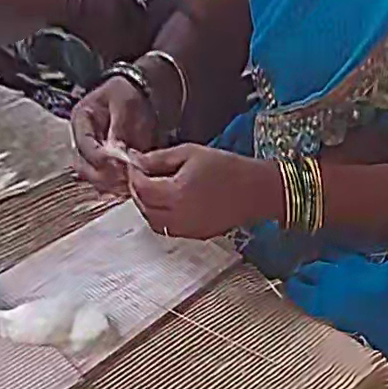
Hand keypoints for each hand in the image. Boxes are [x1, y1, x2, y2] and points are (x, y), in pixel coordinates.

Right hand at [72, 77, 159, 194]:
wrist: (142, 98)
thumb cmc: (130, 97)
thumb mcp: (125, 106)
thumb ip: (119, 131)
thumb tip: (117, 155)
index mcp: (82, 121)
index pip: (85, 147)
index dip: (102, 160)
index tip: (122, 165)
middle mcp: (83, 141)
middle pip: (85, 168)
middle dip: (106, 177)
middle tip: (128, 178)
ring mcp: (92, 157)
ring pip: (95, 180)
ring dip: (112, 185)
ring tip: (131, 183)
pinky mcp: (105, 168)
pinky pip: (107, 185)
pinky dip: (118, 188)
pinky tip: (131, 186)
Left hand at [128, 144, 280, 238]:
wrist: (253, 191)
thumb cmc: (226, 168)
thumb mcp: (189, 153)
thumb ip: (159, 159)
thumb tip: (137, 160)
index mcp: (176, 193)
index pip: (141, 188)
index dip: (133, 175)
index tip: (135, 163)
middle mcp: (179, 216)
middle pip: (144, 207)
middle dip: (138, 190)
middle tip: (141, 175)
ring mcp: (188, 229)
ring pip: (154, 222)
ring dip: (148, 207)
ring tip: (153, 190)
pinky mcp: (196, 235)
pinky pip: (169, 229)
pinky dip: (161, 217)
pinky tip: (168, 203)